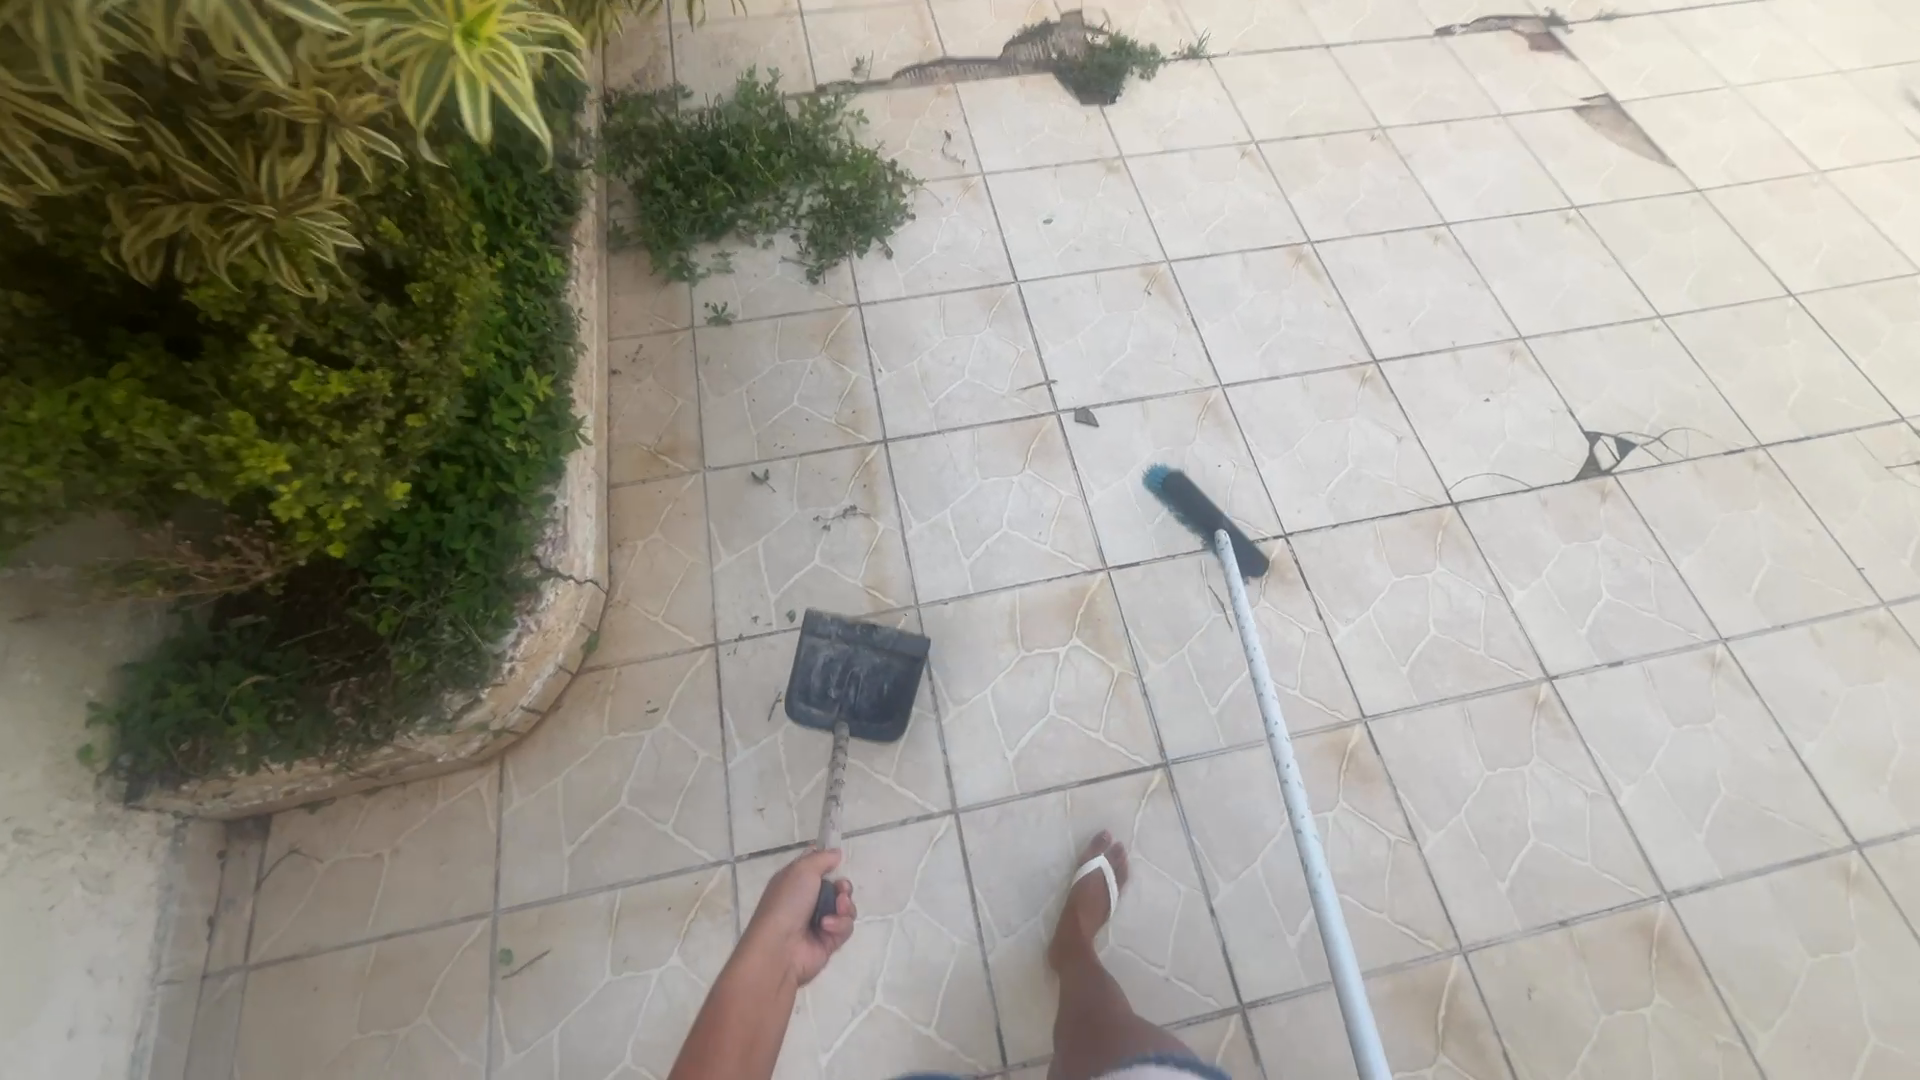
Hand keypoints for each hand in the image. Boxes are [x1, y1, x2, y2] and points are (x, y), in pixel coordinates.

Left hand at [740, 848, 856, 986]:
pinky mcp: (829, 941)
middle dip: (843, 887)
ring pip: (845, 906)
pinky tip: (827, 927)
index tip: (838, 860)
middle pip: (836, 886)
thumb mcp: (802, 870)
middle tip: (841, 890)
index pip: (816, 866)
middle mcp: (807, 900)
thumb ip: (822, 857)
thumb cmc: (787, 903)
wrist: (780, 949)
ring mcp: (819, 921)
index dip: (828, 862)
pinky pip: (845, 926)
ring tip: (837, 909)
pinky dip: (839, 925)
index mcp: (795, 881)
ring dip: (844, 906)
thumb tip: (836, 853)